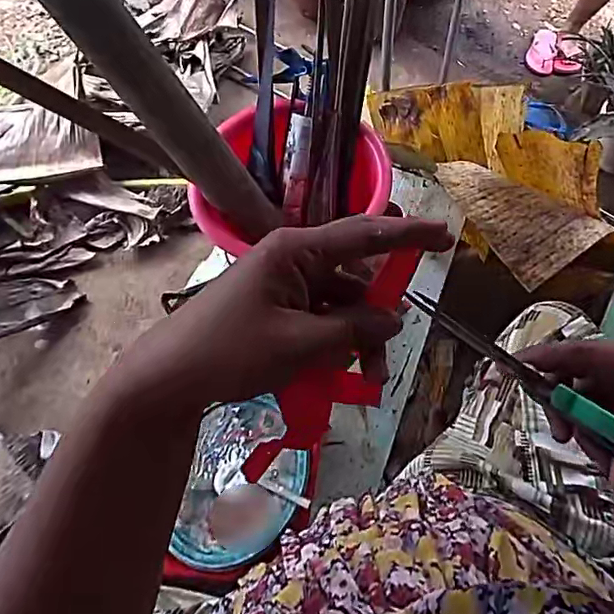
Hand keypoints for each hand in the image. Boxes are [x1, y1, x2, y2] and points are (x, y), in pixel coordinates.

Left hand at [114, 216, 454, 414]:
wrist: (168, 378)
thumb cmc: (229, 351)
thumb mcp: (297, 345)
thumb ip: (351, 330)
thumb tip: (392, 319)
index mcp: (296, 249)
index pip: (363, 234)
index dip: (407, 234)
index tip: (445, 235)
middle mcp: (293, 258)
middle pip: (353, 277)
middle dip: (376, 313)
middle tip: (390, 349)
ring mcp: (284, 283)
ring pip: (340, 304)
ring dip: (357, 338)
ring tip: (366, 379)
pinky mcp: (278, 307)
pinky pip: (320, 318)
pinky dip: (335, 343)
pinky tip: (340, 374)